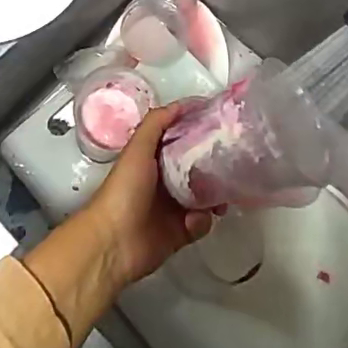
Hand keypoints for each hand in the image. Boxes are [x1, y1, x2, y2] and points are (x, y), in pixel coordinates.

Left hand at [26, 106, 212, 347]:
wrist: (113, 242)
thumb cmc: (124, 190)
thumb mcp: (137, 149)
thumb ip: (156, 123)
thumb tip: (182, 104)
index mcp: (153, 159)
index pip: (182, 139)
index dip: (199, 130)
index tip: (222, 123)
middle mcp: (165, 181)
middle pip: (197, 167)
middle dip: (215, 164)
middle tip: (233, 159)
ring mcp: (174, 208)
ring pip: (205, 195)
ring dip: (215, 194)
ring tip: (224, 193)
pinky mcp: (180, 232)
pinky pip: (202, 222)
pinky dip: (202, 220)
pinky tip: (195, 219)